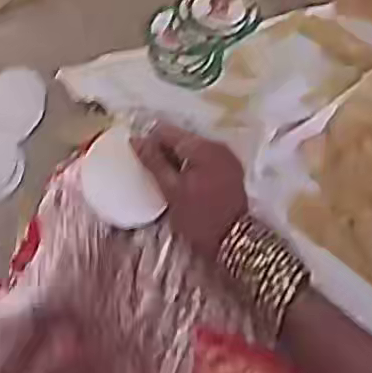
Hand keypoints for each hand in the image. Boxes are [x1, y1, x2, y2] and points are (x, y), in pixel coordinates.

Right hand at [132, 124, 246, 257]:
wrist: (235, 241)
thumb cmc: (199, 218)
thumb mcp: (171, 191)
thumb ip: (153, 162)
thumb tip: (136, 139)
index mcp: (202, 147)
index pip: (167, 131)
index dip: (150, 142)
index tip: (140, 160)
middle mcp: (217, 145)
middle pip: (181, 138)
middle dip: (164, 151)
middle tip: (151, 172)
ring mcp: (227, 156)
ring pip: (193, 148)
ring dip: (178, 159)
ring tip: (166, 179)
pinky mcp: (231, 168)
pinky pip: (205, 158)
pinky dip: (192, 165)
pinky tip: (184, 182)